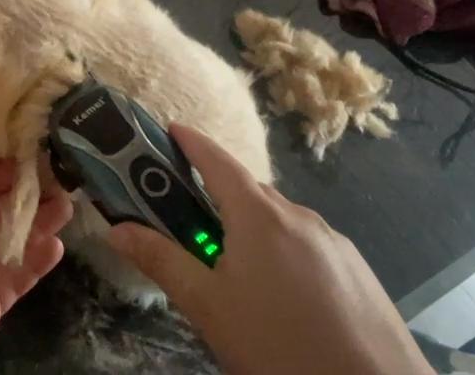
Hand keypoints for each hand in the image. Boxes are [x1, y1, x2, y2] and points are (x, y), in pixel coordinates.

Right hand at [107, 125, 433, 374]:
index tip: (169, 129)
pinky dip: (284, 250)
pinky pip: (309, 244)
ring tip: (233, 268)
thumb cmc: (280, 345)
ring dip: (251, 227)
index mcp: (259, 215)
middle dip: (216, 194)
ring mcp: (335, 243)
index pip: (217, 159)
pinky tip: (282, 295)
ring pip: (281, 220)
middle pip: (249, 190)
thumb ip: (162, 261)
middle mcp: (299, 216)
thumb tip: (114, 228)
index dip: (191, 141)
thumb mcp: (209, 308)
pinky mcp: (359, 272)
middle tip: (187, 218)